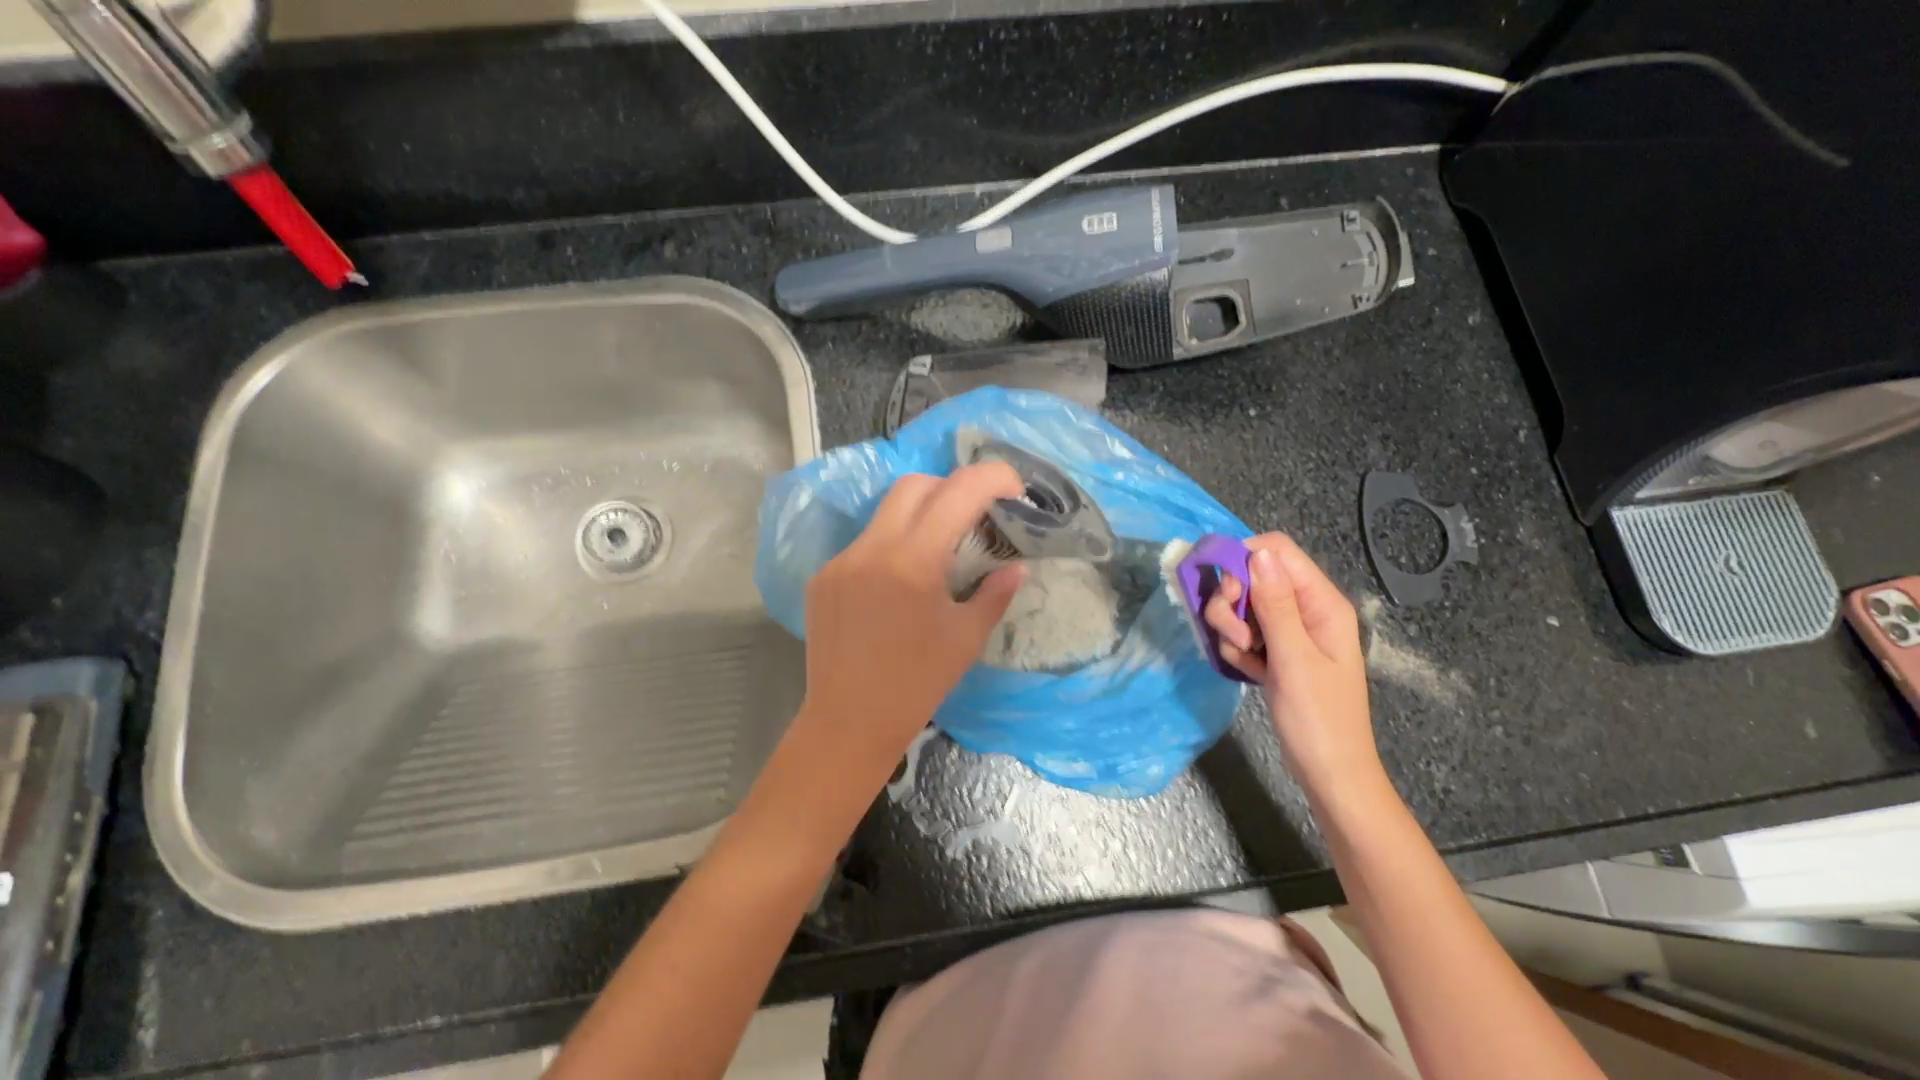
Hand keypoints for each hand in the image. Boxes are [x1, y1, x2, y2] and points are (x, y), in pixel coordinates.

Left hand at [798, 463, 1027, 770]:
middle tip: (976, 516)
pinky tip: (899, 584)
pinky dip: (890, 547)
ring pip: (885, 512)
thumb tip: (1017, 566)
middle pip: (916, 485)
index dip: (992, 477)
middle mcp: (872, 549)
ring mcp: (841, 561)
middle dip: (952, 488)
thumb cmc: (917, 685)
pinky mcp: (823, 577)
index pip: (957, 491)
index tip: (1013, 488)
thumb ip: (995, 593)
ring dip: (919, 516)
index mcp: (913, 561)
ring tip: (939, 549)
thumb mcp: (967, 639)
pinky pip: (864, 543)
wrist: (849, 722)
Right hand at [1203, 534, 1382, 799]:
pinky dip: (1237, 648)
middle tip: (1235, 635)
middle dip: (1232, 600)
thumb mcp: (1294, 659)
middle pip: (1254, 576)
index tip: (1227, 595)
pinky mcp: (1276, 652)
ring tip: (1243, 657)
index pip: (1277, 552)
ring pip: (1244, 605)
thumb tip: (1258, 552)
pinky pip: (1245, 632)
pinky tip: (1246, 670)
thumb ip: (1275, 604)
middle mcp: (1307, 609)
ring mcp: (1291, 632)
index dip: (1243, 562)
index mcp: (1322, 603)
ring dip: (1231, 627)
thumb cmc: (1318, 719)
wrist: (1329, 773)